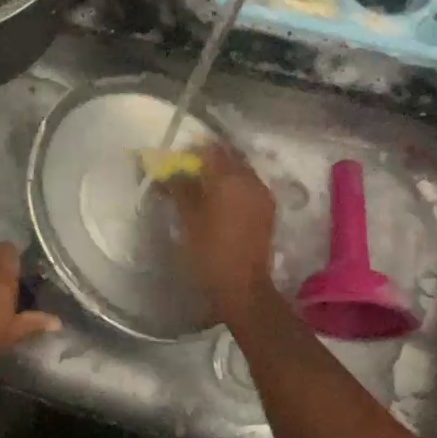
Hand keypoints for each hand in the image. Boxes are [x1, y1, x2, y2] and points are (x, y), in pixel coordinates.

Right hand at [161, 144, 277, 316]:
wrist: (242, 287)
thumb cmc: (209, 251)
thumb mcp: (188, 218)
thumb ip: (179, 189)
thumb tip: (169, 172)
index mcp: (230, 178)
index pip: (211, 150)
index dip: (192, 151)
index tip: (177, 160)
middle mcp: (251, 180)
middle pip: (229, 157)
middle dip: (209, 160)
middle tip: (188, 173)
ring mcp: (263, 195)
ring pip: (241, 172)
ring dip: (222, 174)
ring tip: (202, 189)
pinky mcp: (267, 210)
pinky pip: (249, 187)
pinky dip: (234, 187)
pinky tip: (219, 202)